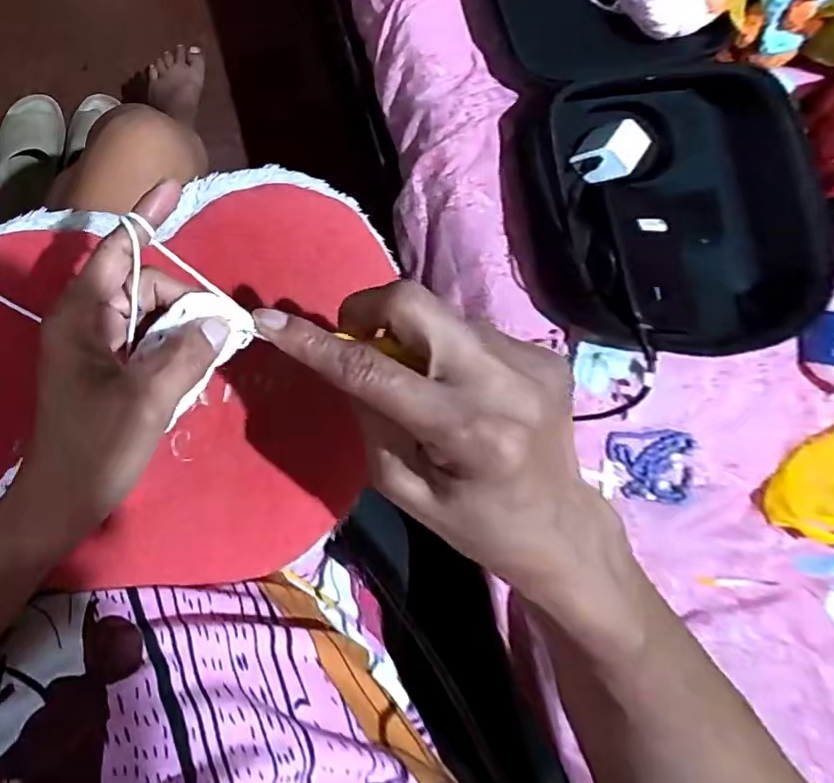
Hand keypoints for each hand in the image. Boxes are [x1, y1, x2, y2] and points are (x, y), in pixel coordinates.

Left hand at [6, 181, 228, 547]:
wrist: (58, 502)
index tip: (174, 186)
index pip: (118, 250)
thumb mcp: (149, 400)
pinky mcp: (98, 367)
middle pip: (140, 284)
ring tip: (209, 351)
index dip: (146, 217)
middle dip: (181, 299)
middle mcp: (82, 320)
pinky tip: (189, 367)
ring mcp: (89, 344)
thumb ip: (186, 352)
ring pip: (144, 314)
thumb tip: (217, 319)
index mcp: (81, 315)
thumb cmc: (95, 449)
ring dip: (177, 327)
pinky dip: (166, 347)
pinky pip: (139, 340)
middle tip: (221, 330)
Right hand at [253, 282, 639, 618]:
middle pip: (411, 301)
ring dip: (404, 333)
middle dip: (364, 310)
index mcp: (467, 430)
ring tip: (414, 377)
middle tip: (354, 341)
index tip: (269, 319)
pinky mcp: (542, 350)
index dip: (312, 342)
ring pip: (434, 311)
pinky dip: (436, 344)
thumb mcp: (398, 483)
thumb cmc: (472, 522)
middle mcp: (505, 382)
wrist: (565, 532)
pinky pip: (461, 325)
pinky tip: (452, 383)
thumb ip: (366, 413)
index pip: (370, 369)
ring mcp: (530, 359)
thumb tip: (340, 355)